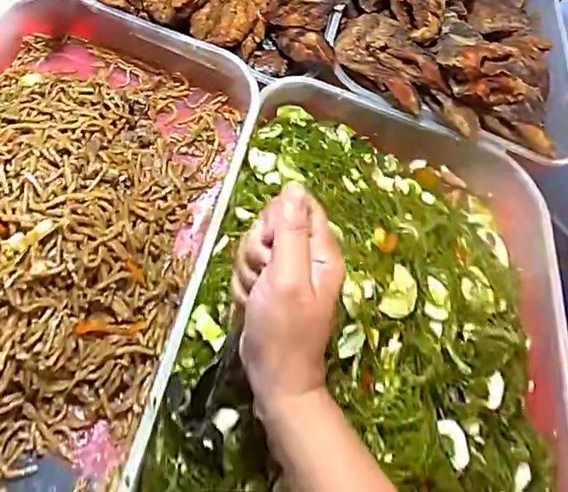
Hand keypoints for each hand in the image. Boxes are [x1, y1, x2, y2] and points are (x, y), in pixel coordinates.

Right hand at [239, 184, 343, 412]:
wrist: (273, 379)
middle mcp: (307, 255)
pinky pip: (248, 266)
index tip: (271, 243)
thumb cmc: (284, 331)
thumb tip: (294, 187)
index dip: (277, 218)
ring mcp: (287, 270)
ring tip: (259, 293)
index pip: (298, 205)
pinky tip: (252, 302)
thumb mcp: (287, 276)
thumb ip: (291, 230)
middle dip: (258, 247)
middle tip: (264, 273)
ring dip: (248, 268)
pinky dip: (245, 283)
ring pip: (255, 244)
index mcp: (322, 250)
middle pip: (272, 222)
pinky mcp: (270, 283)